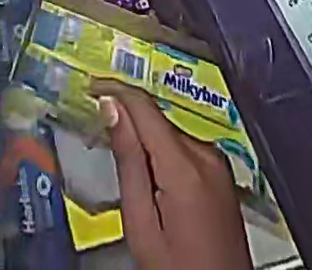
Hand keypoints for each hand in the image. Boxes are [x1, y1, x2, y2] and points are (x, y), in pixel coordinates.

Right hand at [97, 83, 252, 269]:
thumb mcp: (141, 224)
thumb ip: (128, 161)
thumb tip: (111, 107)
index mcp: (184, 166)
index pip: (144, 106)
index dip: (114, 89)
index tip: (90, 86)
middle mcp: (206, 155)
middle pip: (156, 118)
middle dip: (127, 120)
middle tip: (99, 135)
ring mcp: (218, 164)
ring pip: (167, 131)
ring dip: (144, 138)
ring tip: (125, 168)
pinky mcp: (221, 173)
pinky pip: (182, 147)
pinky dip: (161, 152)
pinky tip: (150, 179)